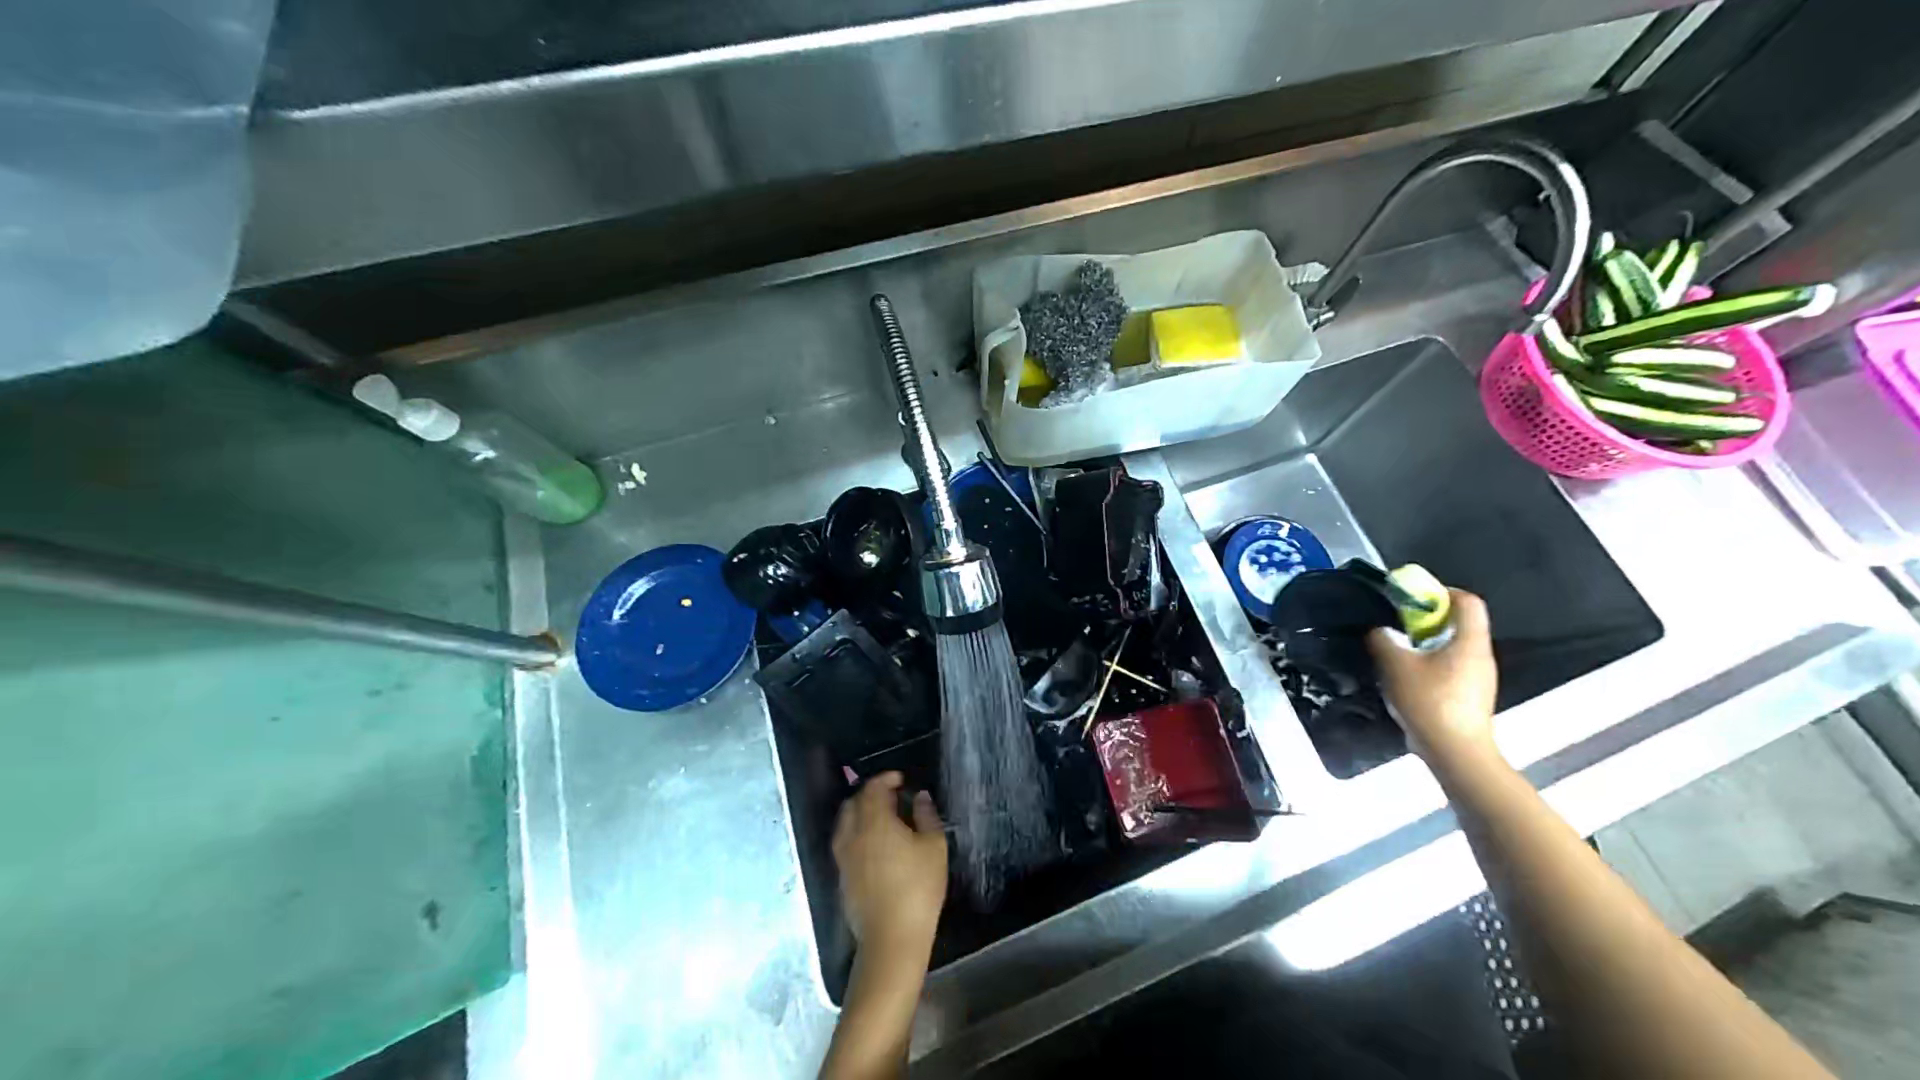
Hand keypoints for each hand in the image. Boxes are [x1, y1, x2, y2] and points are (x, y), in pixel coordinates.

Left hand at [833, 772, 947, 957]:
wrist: (891, 939)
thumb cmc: (918, 888)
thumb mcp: (934, 848)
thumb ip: (926, 816)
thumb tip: (919, 797)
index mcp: (874, 821)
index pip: (873, 788)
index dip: (886, 778)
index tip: (900, 779)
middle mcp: (853, 834)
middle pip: (854, 802)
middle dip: (871, 793)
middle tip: (892, 796)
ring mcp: (843, 856)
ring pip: (845, 822)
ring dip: (860, 812)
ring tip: (881, 818)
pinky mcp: (841, 877)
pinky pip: (844, 843)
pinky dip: (856, 833)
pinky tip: (873, 845)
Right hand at [1366, 589, 1498, 767]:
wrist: (1455, 752)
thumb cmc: (1429, 701)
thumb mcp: (1395, 665)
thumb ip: (1384, 640)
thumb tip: (1380, 631)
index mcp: (1469, 642)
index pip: (1468, 602)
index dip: (1442, 592)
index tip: (1413, 597)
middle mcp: (1480, 656)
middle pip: (1460, 624)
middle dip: (1428, 618)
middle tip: (1398, 625)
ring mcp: (1479, 678)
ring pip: (1453, 647)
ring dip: (1426, 642)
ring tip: (1398, 651)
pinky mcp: (1470, 696)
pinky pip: (1451, 667)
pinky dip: (1430, 662)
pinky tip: (1408, 678)